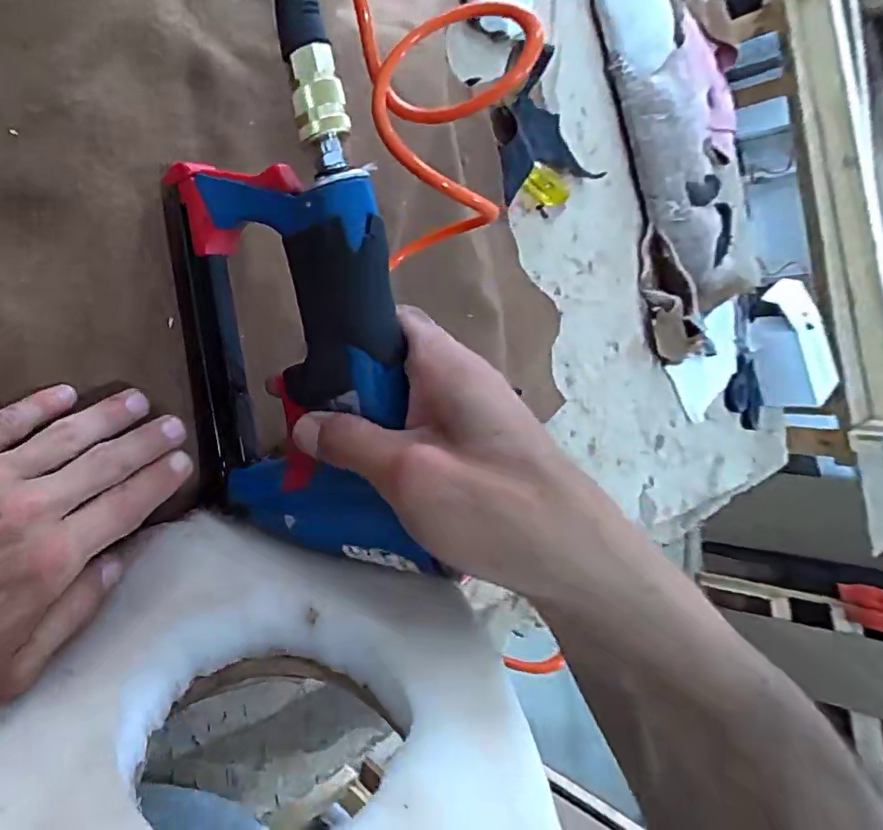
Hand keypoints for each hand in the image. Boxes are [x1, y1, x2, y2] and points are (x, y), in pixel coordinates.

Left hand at [0, 385, 191, 727]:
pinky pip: (7, 421)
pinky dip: (40, 404)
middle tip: (172, 422)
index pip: (126, 504)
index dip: (159, 478)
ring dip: (106, 414)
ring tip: (135, 400)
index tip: (181, 459)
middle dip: (146, 439)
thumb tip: (120, 560)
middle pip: (106, 462)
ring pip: (65, 434)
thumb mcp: (19, 666)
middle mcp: (33, 508)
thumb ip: (78, 609)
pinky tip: (66, 392)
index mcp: (55, 559)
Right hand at [290, 307, 633, 602]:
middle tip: (305, 425)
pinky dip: (393, 449)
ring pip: (404, 405)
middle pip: (391, 366)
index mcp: (445, 363)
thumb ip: (351, 441)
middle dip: (346, 392)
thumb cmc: (493, 504)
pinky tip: (375, 484)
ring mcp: (473, 415)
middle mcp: (461, 378)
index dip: (346, 336)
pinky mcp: (479, 448)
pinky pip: (423, 434)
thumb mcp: (408, 473)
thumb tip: (303, 423)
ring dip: (367, 426)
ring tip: (329, 458)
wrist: (579, 563)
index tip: (309, 373)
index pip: (391, 320)